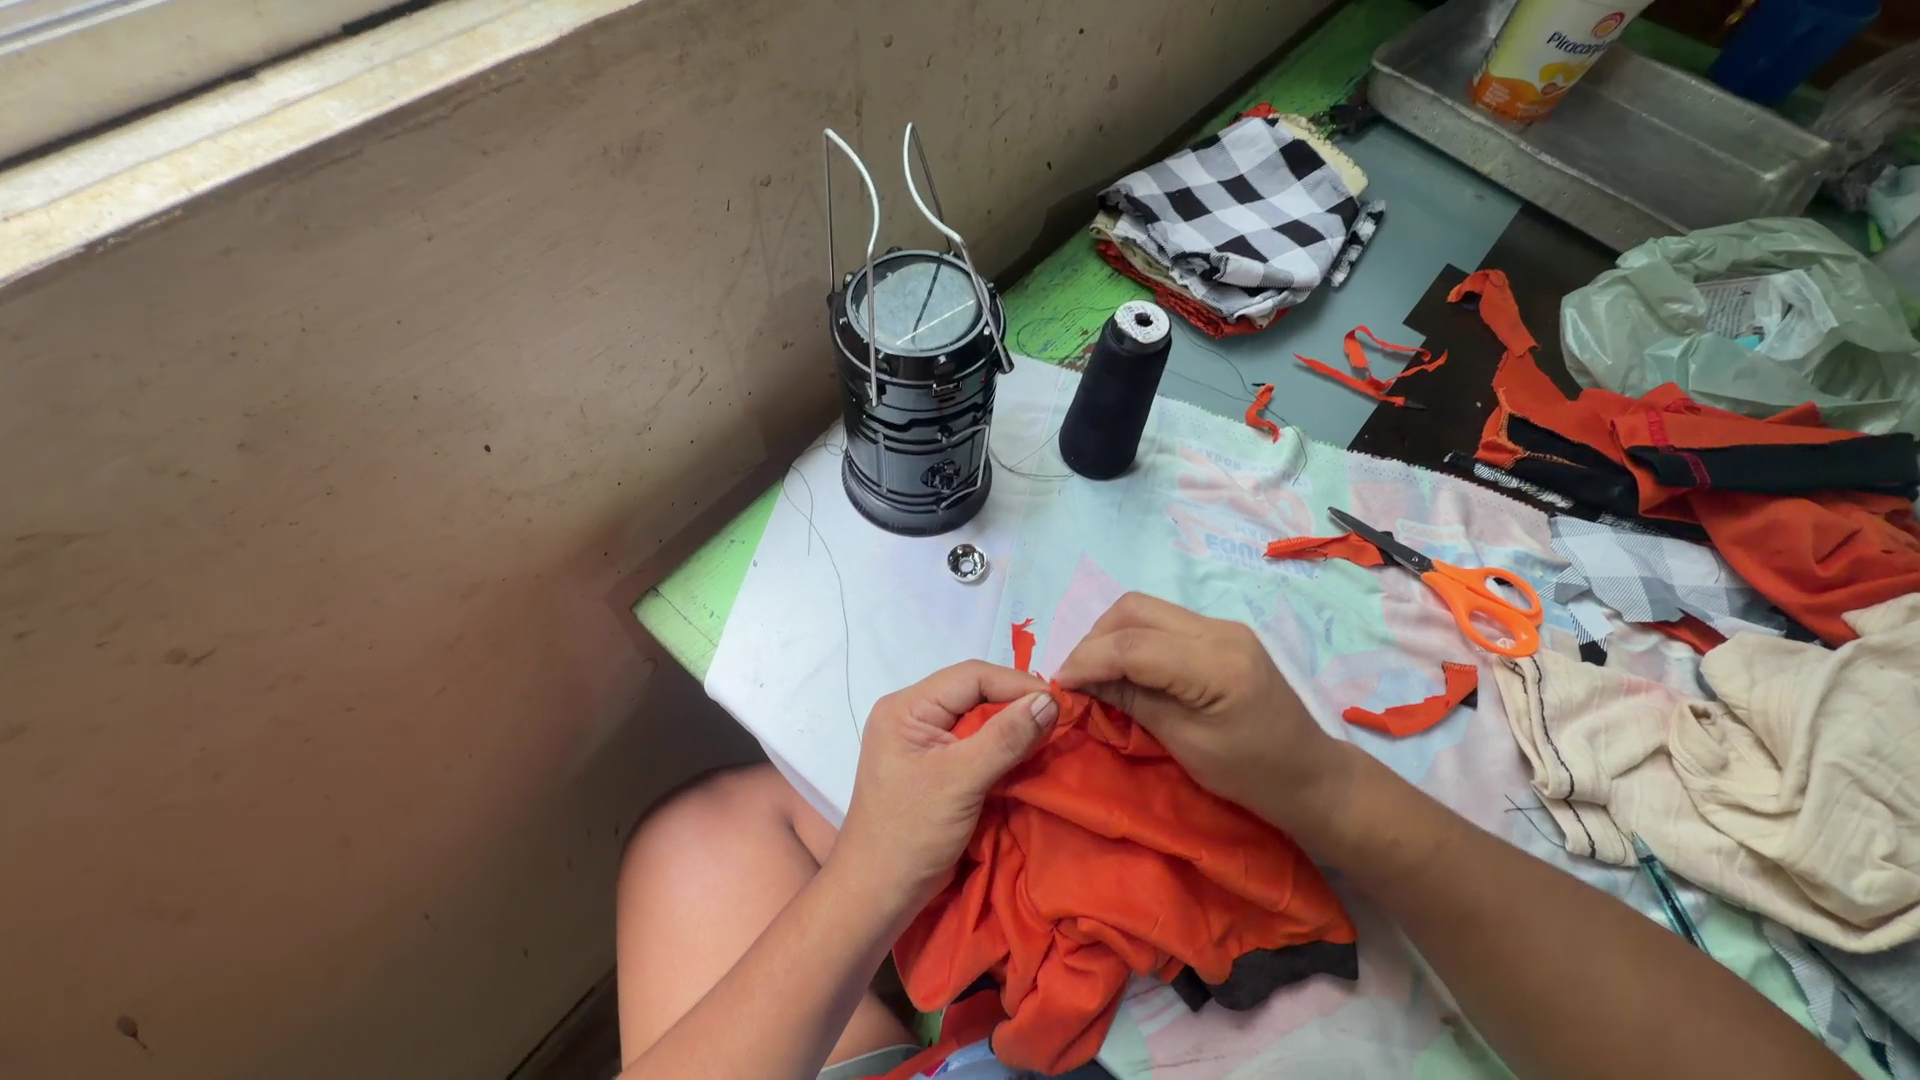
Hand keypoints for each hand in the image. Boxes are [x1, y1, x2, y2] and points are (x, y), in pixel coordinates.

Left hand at [833, 661, 1056, 910]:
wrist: (877, 893)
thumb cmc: (911, 833)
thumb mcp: (961, 781)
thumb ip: (1006, 737)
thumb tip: (1051, 700)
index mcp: (906, 706)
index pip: (971, 676)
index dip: (1017, 684)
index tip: (1060, 702)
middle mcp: (912, 714)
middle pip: (974, 692)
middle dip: (1016, 703)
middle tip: (1060, 718)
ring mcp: (921, 740)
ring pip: (977, 716)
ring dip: (1012, 725)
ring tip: (1050, 733)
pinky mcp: (934, 764)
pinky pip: (973, 741)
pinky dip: (1001, 745)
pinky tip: (1027, 753)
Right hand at [1053, 593, 1347, 833]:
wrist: (1310, 775)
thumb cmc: (1250, 774)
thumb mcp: (1184, 744)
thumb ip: (1132, 702)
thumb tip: (1081, 682)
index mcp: (1216, 663)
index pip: (1133, 644)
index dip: (1088, 660)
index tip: (1058, 684)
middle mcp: (1219, 630)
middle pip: (1135, 610)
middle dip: (1095, 639)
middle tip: (1076, 677)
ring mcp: (1222, 627)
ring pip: (1145, 610)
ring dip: (1111, 636)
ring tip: (1095, 673)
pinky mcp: (1220, 634)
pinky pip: (1162, 622)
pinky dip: (1132, 639)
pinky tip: (1123, 668)